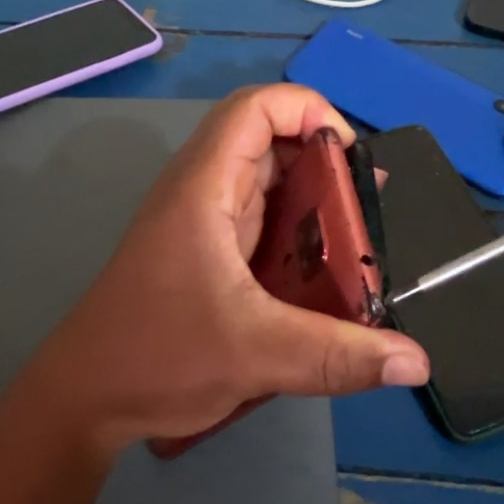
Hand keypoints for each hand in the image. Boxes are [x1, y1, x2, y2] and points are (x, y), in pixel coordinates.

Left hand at [31, 84, 428, 446]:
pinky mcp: (206, 249)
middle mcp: (202, 189)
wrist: (86, 396)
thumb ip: (337, 356)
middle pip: (266, 138)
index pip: (255, 107)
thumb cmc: (157, 355)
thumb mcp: (255, 354)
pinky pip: (261, 217)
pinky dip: (297, 229)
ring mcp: (202, 219)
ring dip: (312, 197)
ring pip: (265, 179)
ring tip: (359, 235)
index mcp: (204, 185)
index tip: (351, 157)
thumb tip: (416, 362)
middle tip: (369, 202)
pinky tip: (326, 268)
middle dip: (322, 159)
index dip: (308, 110)